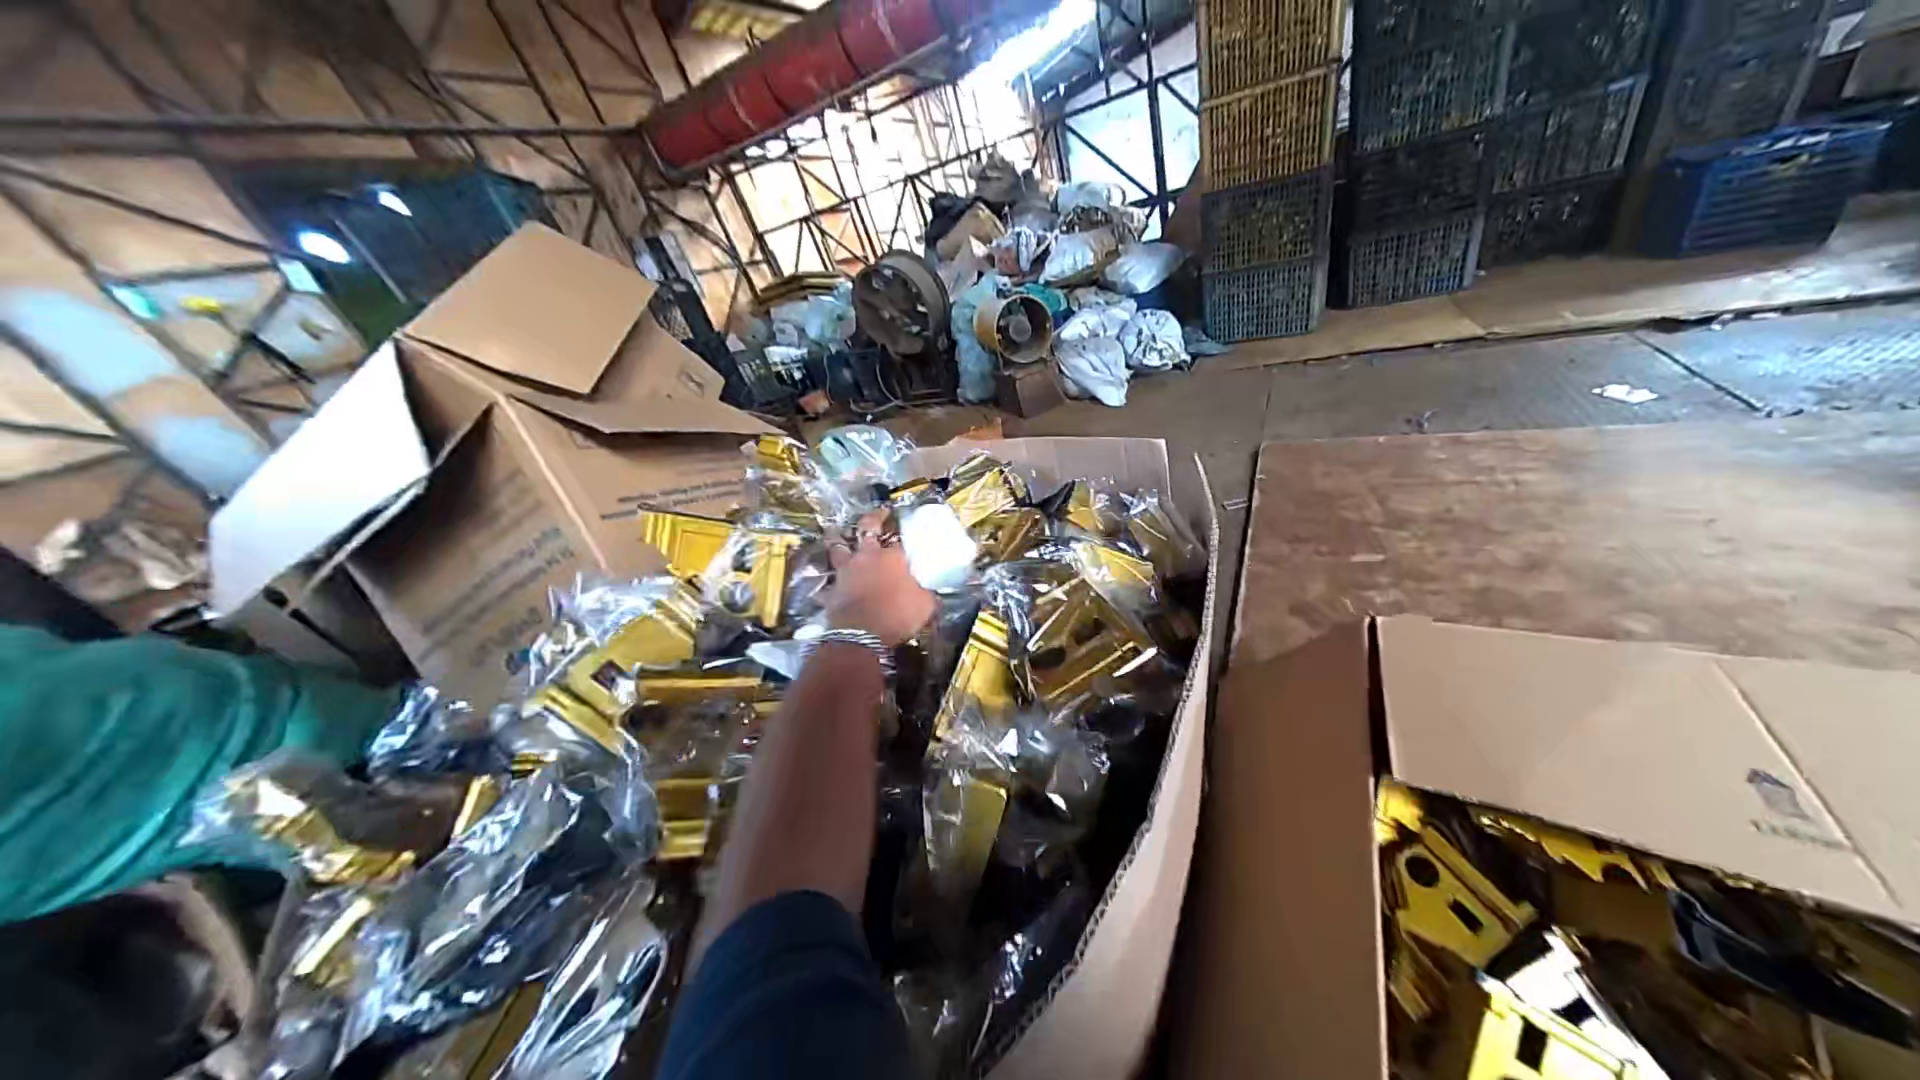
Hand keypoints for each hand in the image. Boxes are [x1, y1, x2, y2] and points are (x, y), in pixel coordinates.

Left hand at [825, 511, 934, 644]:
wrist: (862, 634)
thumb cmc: (898, 615)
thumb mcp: (925, 605)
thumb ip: (926, 594)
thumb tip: (931, 594)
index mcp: (892, 557)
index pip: (897, 538)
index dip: (900, 532)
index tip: (903, 528)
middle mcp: (867, 557)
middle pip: (866, 529)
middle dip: (872, 518)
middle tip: (877, 513)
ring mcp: (846, 571)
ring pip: (838, 547)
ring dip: (838, 539)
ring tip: (838, 534)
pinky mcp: (832, 589)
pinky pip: (829, 580)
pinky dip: (830, 579)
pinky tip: (831, 580)